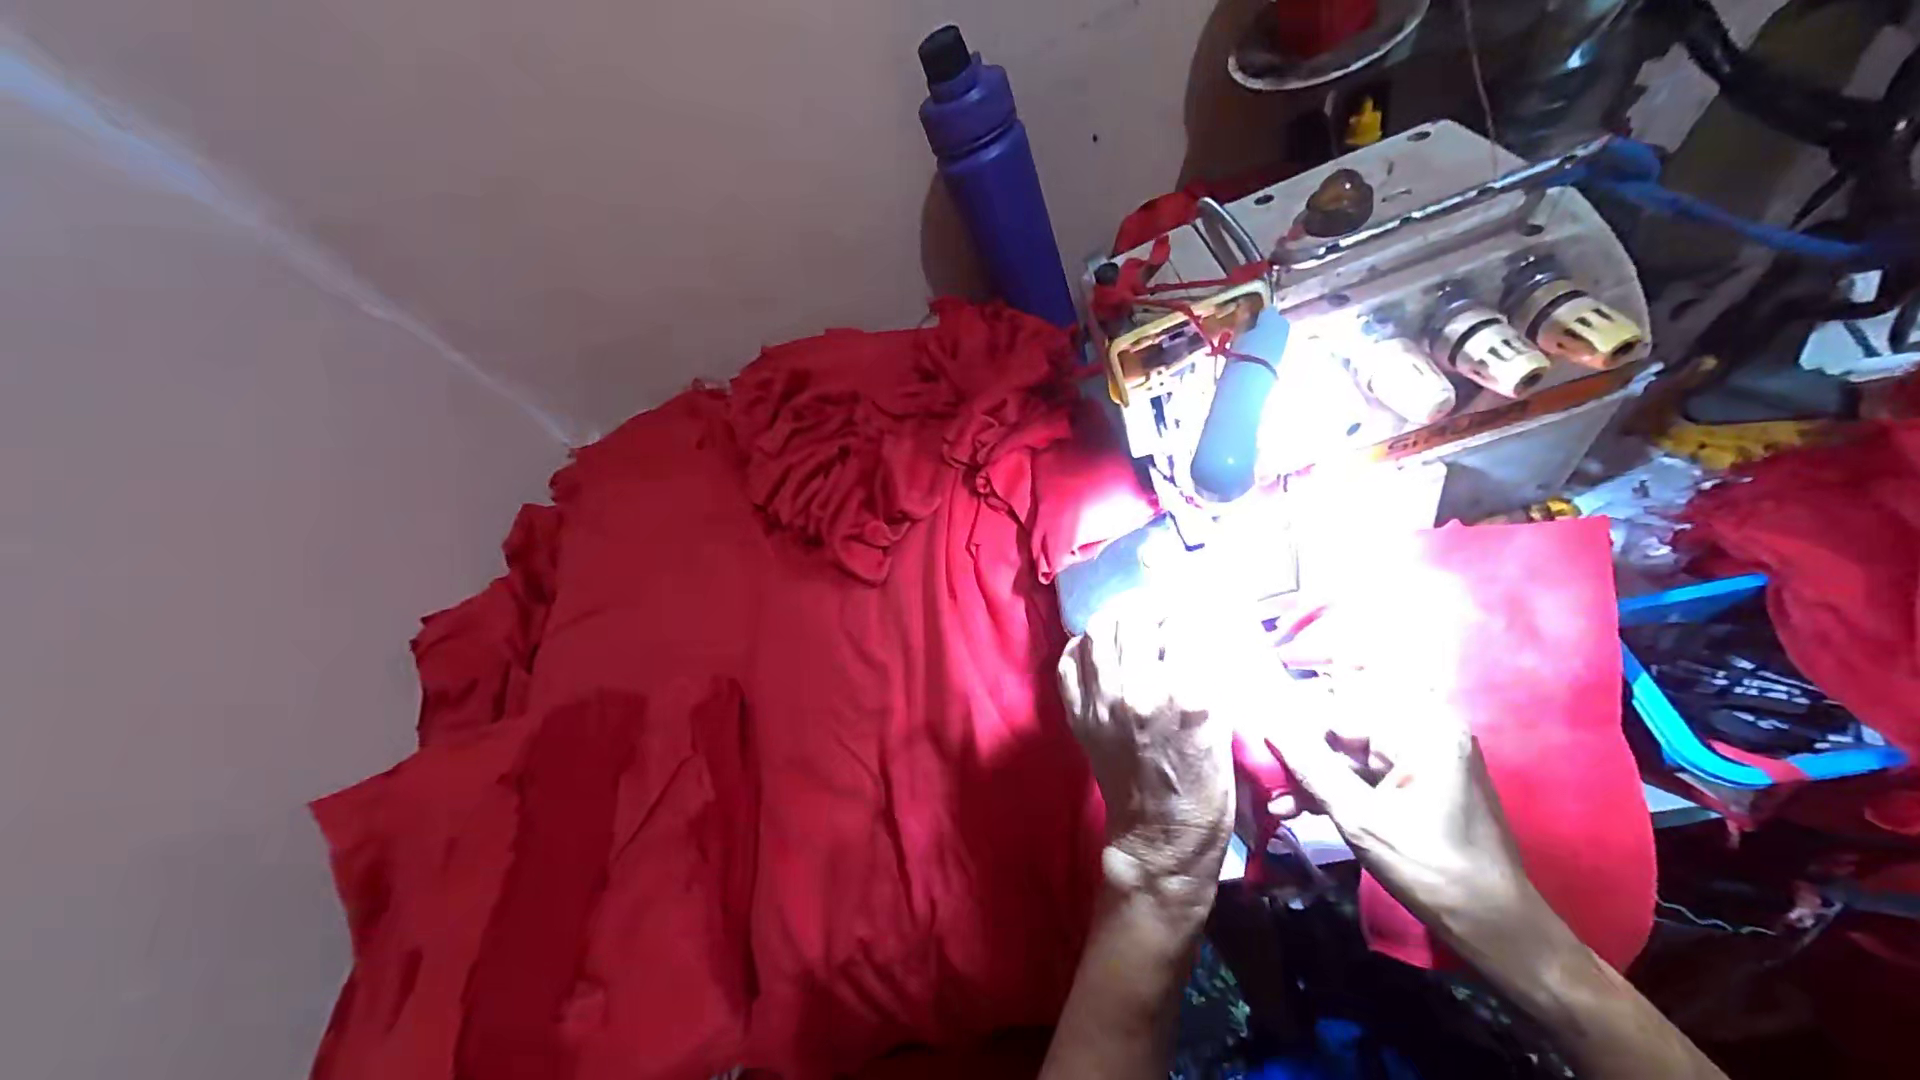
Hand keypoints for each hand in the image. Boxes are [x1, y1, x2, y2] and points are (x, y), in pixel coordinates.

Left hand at [1057, 602, 1234, 903]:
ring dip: (1116, 618)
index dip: (1188, 612)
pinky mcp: (1076, 714)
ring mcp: (1099, 701)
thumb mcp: (1223, 727)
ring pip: (1096, 630)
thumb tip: (1192, 631)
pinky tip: (1101, 647)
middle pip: (1132, 618)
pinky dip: (1084, 645)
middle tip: (1160, 610)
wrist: (1159, 838)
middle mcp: (1135, 691)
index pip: (1182, 625)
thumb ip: (1206, 674)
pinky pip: (1069, 660)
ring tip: (1131, 621)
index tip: (1192, 610)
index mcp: (1184, 696)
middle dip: (1150, 605)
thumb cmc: (1205, 789)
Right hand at [1263, 678, 1545, 948]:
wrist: (1497, 929)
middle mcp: (1425, 731)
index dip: (1293, 724)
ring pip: (1347, 752)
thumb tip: (1267, 726)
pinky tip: (1298, 808)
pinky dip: (1333, 788)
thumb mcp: (1361, 820)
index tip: (1256, 739)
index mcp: (1422, 731)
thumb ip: (1311, 769)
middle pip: (1343, 727)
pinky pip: (1363, 771)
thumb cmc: (1433, 872)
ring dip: (1312, 776)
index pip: (1339, 709)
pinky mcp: (1417, 780)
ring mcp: (1422, 756)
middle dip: (1301, 753)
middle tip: (1265, 774)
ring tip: (1277, 802)